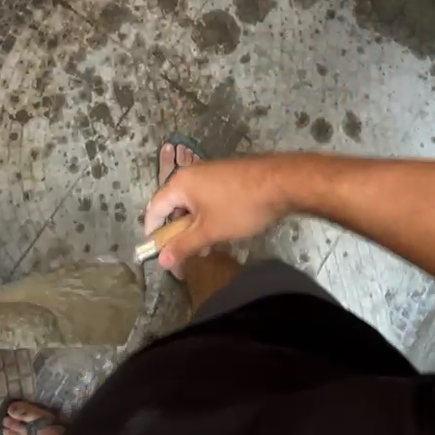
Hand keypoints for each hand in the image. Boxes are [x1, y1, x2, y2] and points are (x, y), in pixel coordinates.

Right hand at [143, 155, 299, 270]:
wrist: (280, 183)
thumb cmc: (239, 207)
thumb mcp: (209, 231)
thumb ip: (183, 246)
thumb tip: (161, 261)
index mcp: (181, 183)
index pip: (155, 208)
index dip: (153, 232)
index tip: (157, 254)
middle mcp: (191, 174)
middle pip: (173, 205)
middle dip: (176, 232)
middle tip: (184, 256)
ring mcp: (210, 174)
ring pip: (192, 204)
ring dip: (193, 227)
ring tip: (205, 249)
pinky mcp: (226, 177)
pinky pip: (207, 199)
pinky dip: (207, 217)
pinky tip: (220, 233)